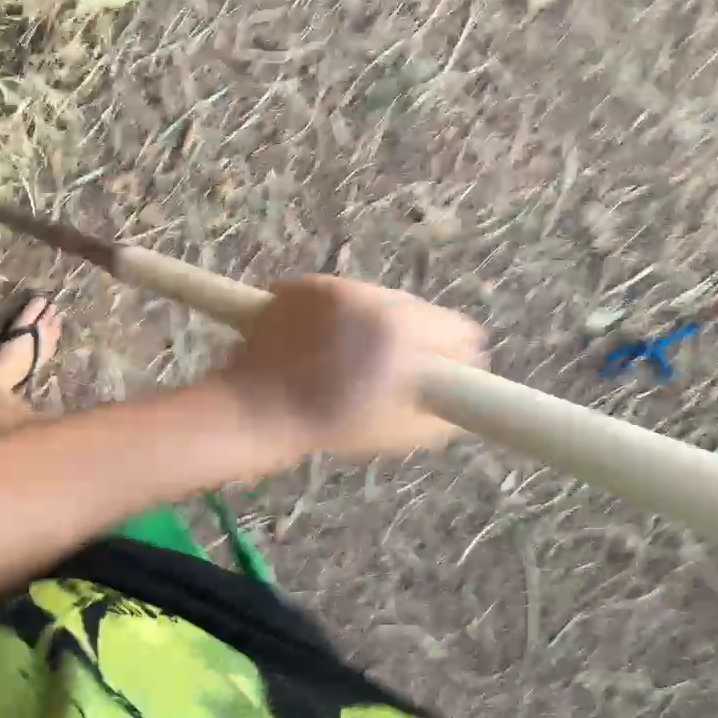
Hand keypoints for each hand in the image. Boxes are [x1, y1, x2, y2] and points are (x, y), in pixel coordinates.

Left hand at [217, 275, 486, 456]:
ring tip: (346, 353)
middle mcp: (371, 299)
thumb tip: (460, 398)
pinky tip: (320, 337)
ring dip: (369, 321)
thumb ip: (444, 414)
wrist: (256, 409)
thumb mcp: (400, 432)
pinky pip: (334, 293)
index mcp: (403, 332)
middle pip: (415, 310)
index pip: (458, 331)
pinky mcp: (301, 285)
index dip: (453, 355)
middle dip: (408, 336)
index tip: (440, 372)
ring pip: (374, 298)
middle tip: (385, 366)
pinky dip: (332, 312)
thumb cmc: (328, 424)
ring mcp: (332, 288)